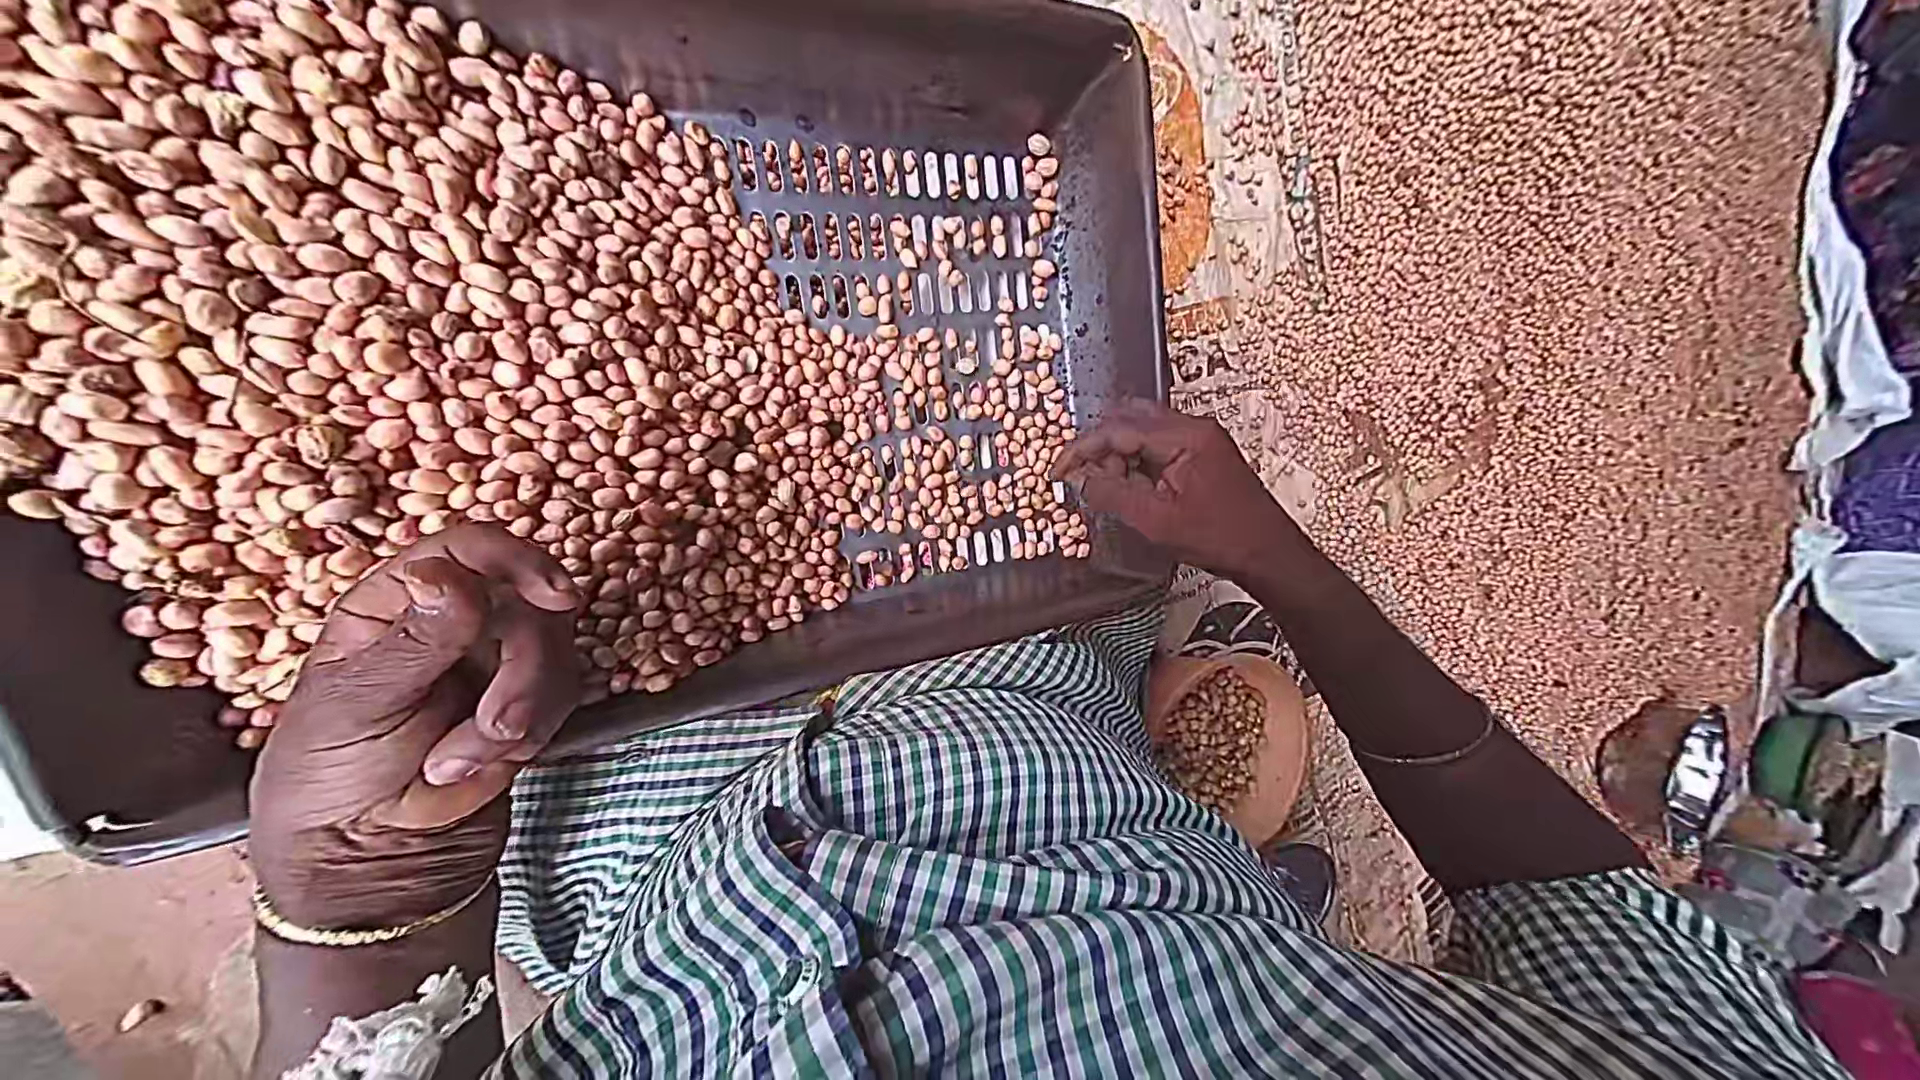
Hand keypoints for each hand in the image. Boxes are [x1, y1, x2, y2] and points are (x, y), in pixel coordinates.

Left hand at [248, 525, 581, 928]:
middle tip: (498, 724)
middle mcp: (460, 619)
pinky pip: (567, 690)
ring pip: (559, 650)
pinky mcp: (534, 694)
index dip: (517, 560)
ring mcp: (502, 656)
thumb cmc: (333, 776)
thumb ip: (415, 641)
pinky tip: (489, 762)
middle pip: (531, 604)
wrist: (375, 854)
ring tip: (464, 762)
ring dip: (525, 709)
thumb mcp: (355, 707)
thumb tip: (453, 576)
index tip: (554, 595)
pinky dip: (535, 729)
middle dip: (523, 670)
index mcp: (398, 603)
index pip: (469, 549)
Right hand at [1052, 399, 1300, 577]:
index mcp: (1185, 436)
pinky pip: (1156, 445)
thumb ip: (1111, 494)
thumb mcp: (1155, 521)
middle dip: (1100, 449)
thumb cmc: (1220, 538)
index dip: (1081, 449)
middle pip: (1128, 419)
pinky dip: (1136, 462)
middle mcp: (1193, 427)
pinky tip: (1131, 488)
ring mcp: (1199, 438)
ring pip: (1141, 431)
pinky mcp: (1200, 452)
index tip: (1059, 470)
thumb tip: (1079, 478)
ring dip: (1117, 455)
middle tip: (1086, 480)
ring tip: (1110, 489)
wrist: (1267, 552)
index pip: (1118, 428)